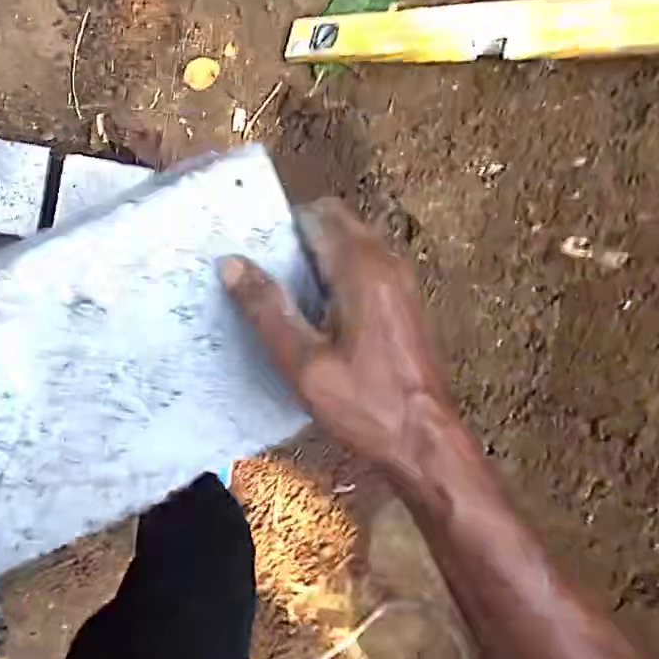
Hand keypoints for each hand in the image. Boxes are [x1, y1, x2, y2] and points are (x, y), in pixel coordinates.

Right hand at [220, 198, 456, 487]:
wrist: (427, 443)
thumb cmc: (365, 405)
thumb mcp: (303, 363)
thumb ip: (267, 309)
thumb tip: (231, 264)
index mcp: (362, 270)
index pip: (317, 215)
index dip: (279, 224)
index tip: (249, 248)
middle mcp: (386, 264)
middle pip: (335, 222)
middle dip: (295, 236)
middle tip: (259, 269)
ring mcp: (399, 281)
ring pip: (349, 243)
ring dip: (314, 254)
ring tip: (278, 290)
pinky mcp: (402, 301)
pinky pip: (362, 265)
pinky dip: (333, 272)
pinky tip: (311, 311)